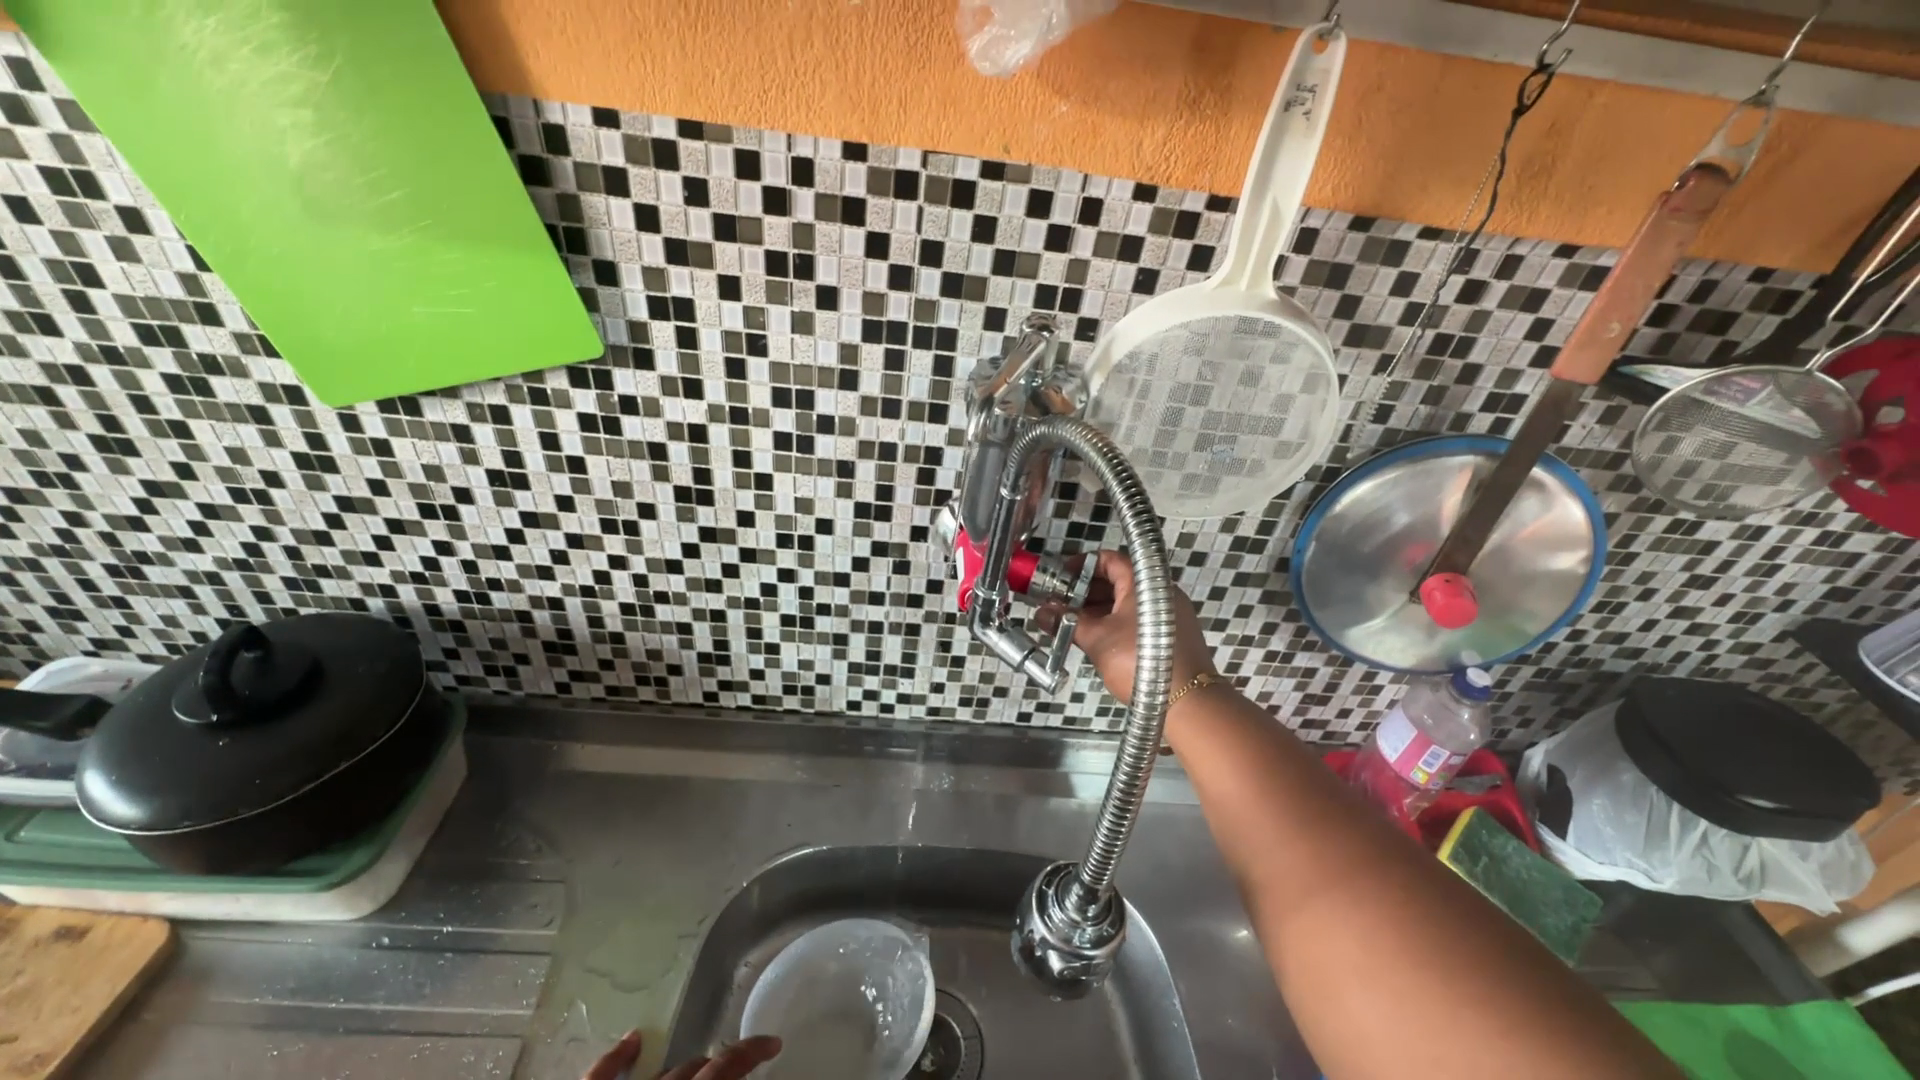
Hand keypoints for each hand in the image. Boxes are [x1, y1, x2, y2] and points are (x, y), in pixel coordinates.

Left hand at [582, 1030, 781, 1079]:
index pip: (724, 1069)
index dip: (750, 1052)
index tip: (772, 1044)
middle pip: (696, 1070)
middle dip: (720, 1070)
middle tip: (737, 1077)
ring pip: (660, 1075)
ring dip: (683, 1073)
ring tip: (699, 1076)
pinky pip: (600, 1078)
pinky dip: (615, 1059)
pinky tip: (634, 1041)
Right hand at [1073, 550, 1216, 706]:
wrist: (1188, 701)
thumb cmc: (1140, 661)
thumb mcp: (1097, 640)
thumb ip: (1067, 623)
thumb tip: (1042, 613)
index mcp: (1144, 581)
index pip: (1109, 559)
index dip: (1081, 565)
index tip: (1059, 579)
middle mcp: (1161, 590)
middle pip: (1117, 581)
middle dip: (1084, 592)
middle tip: (1059, 604)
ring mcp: (1169, 613)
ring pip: (1126, 602)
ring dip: (1097, 611)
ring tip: (1070, 623)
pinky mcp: (1172, 634)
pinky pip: (1138, 619)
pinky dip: (1115, 623)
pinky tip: (1094, 638)